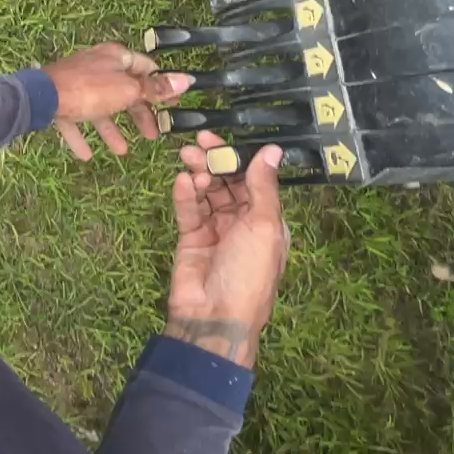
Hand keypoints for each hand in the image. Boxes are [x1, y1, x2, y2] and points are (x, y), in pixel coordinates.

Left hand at [42, 43, 192, 159]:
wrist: (41, 97)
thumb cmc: (90, 90)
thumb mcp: (128, 90)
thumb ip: (154, 89)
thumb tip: (186, 80)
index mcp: (114, 57)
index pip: (145, 68)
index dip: (160, 86)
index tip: (172, 105)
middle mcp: (95, 67)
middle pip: (124, 91)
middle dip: (139, 114)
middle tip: (153, 135)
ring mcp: (75, 84)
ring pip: (99, 108)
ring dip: (111, 130)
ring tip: (121, 151)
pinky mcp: (59, 101)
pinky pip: (74, 120)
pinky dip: (81, 137)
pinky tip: (86, 155)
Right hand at [163, 132, 288, 367]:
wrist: (215, 314)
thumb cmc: (249, 272)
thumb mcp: (263, 227)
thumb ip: (263, 187)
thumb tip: (272, 150)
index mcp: (267, 222)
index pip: (252, 181)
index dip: (236, 159)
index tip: (216, 139)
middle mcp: (242, 223)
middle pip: (226, 184)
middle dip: (212, 164)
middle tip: (194, 146)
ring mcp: (215, 230)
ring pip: (205, 194)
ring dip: (197, 176)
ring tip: (186, 161)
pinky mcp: (191, 237)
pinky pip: (188, 210)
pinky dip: (184, 195)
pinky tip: (181, 182)